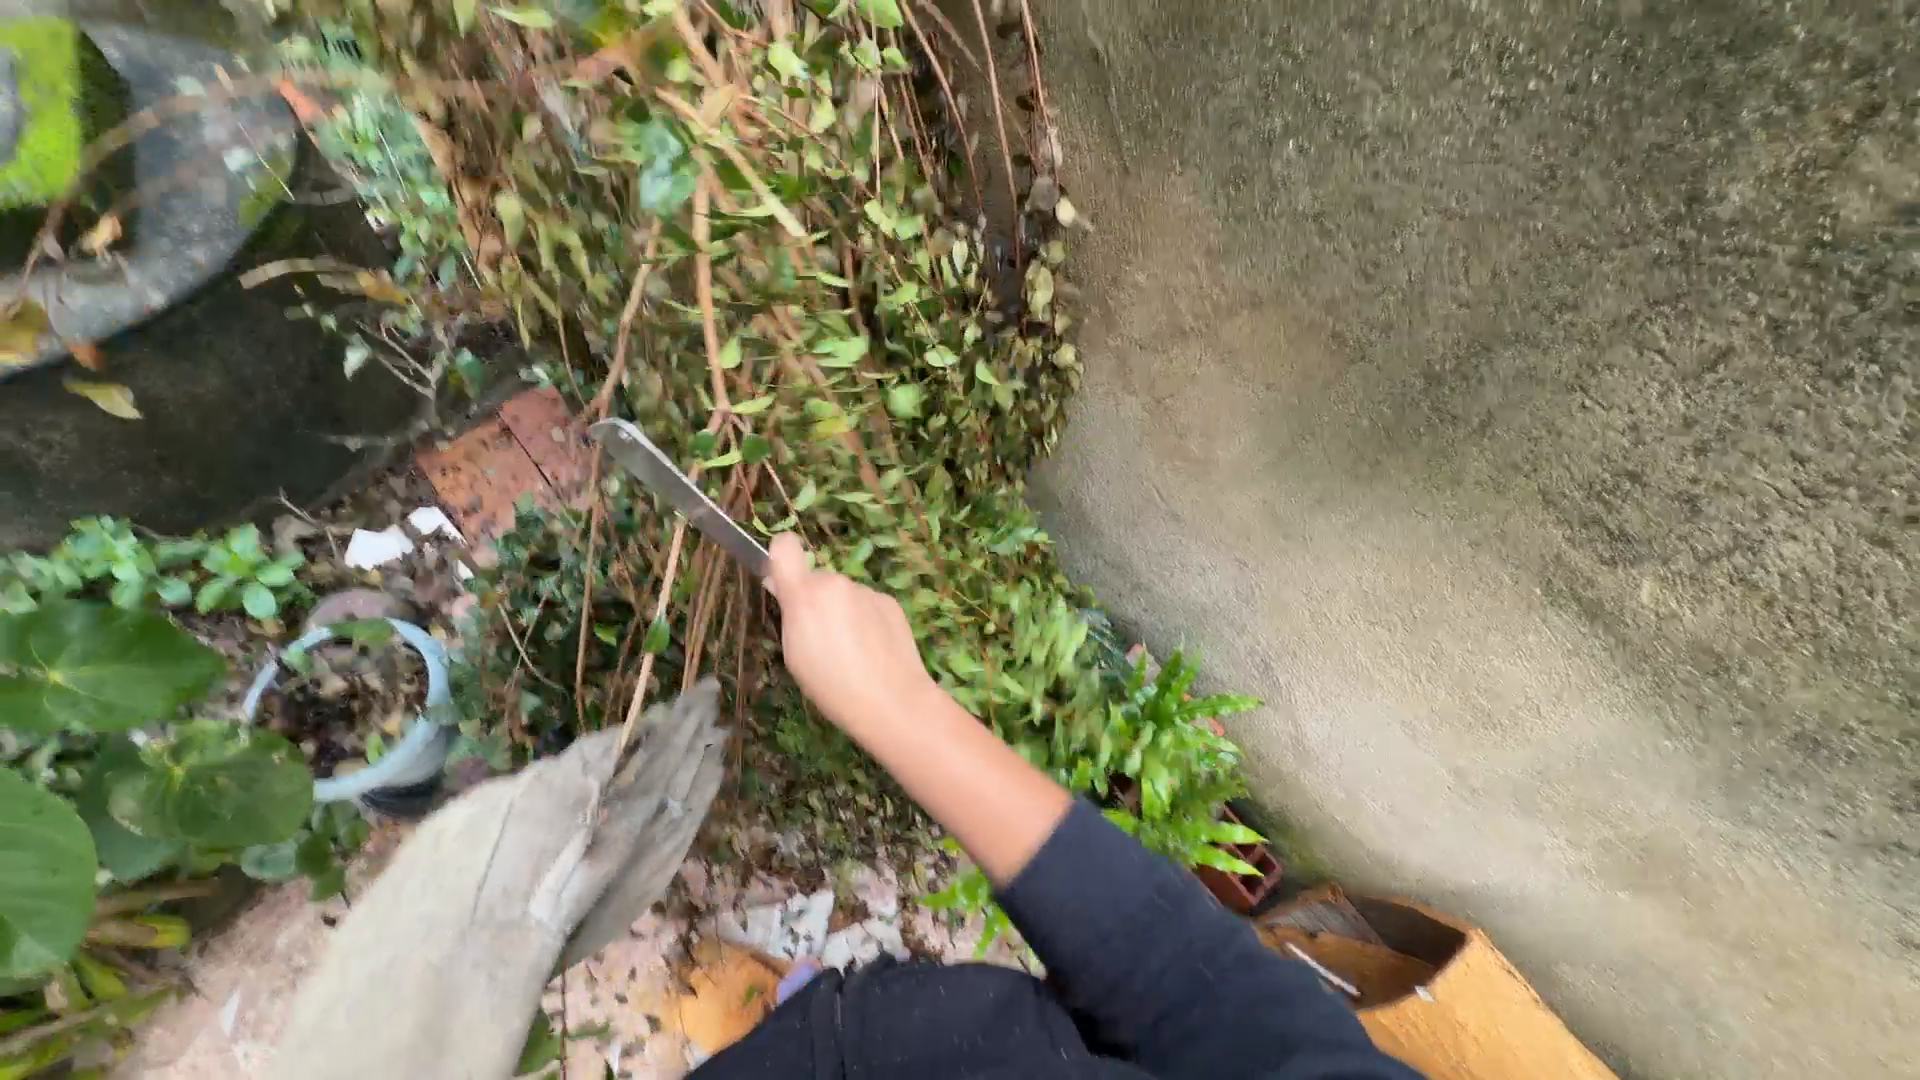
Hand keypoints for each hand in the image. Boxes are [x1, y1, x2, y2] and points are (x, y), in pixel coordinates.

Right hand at [765, 532, 936, 733]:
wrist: (893, 700)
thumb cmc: (832, 687)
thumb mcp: (795, 656)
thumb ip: (790, 615)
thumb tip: (783, 586)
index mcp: (805, 595)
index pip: (785, 546)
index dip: (781, 558)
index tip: (784, 580)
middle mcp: (836, 583)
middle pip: (817, 580)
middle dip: (816, 600)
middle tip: (822, 638)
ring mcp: (866, 590)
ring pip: (844, 594)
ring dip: (842, 611)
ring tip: (852, 650)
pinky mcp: (890, 601)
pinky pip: (867, 604)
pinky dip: (866, 619)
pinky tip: (874, 649)